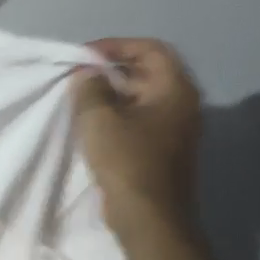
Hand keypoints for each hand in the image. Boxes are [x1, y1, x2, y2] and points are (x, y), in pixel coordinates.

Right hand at [73, 38, 202, 235]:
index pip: (150, 49)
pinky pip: (139, 116)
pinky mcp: (162, 146)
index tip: (83, 57)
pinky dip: (115, 111)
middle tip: (77, 77)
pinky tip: (91, 123)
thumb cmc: (126, 159)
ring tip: (78, 98)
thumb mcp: (98, 117)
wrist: (149, 214)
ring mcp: (175, 127)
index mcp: (175, 90)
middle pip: (147, 70)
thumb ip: (90, 87)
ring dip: (110, 92)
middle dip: (110, 68)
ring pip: (141, 95)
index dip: (116, 46)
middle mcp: (182, 104)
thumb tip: (88, 74)